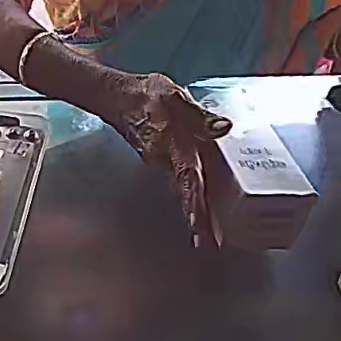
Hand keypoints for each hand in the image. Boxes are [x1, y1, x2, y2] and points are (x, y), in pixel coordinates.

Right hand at [104, 73, 231, 247]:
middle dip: (198, 219)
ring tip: (208, 233)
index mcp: (174, 146)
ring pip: (184, 188)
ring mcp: (162, 163)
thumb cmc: (146, 95)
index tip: (201, 227)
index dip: (195, 203)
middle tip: (208, 245)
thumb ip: (199, 115)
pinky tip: (201, 203)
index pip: (189, 178)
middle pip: (187, 193)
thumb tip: (224, 127)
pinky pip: (181, 179)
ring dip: (196, 210)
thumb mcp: (175, 97)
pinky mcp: (162, 160)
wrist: (117, 97)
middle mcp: (166, 160)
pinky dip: (191, 194)